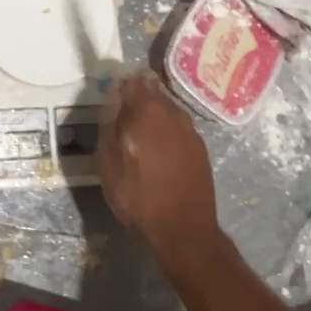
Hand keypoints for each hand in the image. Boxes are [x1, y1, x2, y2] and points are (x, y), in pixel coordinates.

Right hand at [99, 69, 219, 259]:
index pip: (135, 79)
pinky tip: (161, 152)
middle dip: (140, 98)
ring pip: (169, 109)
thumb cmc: (139, 197)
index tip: (114, 96)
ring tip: (142, 137)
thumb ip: (109, 125)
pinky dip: (169, 132)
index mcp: (147, 110)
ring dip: (155, 115)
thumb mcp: (109, 164)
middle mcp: (173, 112)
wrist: (185, 231)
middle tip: (126, 118)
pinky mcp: (201, 148)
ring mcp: (191, 130)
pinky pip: (180, 128)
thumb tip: (113, 100)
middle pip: (154, 91)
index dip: (124, 84)